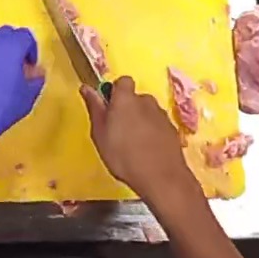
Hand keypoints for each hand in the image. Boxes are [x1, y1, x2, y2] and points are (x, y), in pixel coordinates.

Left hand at [0, 27, 45, 162]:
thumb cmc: (2, 109)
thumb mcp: (28, 97)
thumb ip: (37, 79)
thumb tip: (37, 70)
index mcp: (12, 46)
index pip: (26, 36)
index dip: (31, 50)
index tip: (29, 65)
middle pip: (6, 32)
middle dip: (13, 45)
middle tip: (14, 65)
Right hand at [82, 76, 196, 200]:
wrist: (160, 176)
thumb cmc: (123, 155)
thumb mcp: (100, 133)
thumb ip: (94, 108)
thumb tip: (86, 87)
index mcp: (126, 99)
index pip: (123, 81)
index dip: (115, 91)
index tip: (108, 108)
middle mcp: (146, 101)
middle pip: (135, 98)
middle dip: (127, 109)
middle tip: (116, 130)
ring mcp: (162, 115)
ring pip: (147, 112)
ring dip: (139, 122)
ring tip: (131, 144)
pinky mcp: (172, 130)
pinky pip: (157, 125)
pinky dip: (151, 133)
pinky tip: (145, 151)